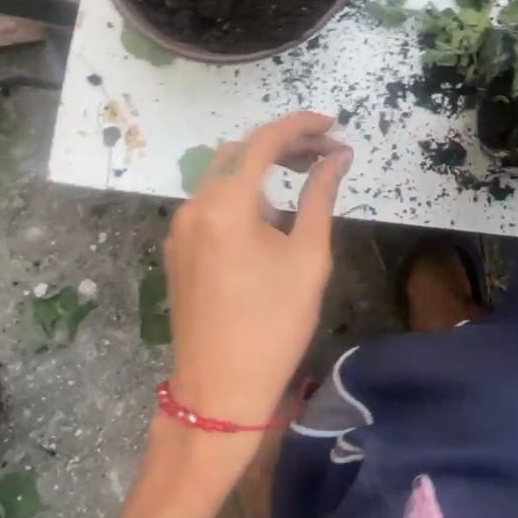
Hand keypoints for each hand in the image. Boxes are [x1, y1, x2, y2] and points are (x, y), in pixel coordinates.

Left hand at [164, 111, 352, 425]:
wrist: (220, 393)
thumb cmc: (273, 324)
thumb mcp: (308, 256)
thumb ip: (320, 196)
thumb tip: (338, 156)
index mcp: (225, 204)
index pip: (264, 141)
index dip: (301, 125)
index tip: (333, 124)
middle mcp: (194, 206)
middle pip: (240, 152)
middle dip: (284, 143)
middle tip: (326, 152)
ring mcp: (181, 229)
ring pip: (223, 174)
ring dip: (262, 165)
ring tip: (304, 173)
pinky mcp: (179, 249)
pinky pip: (211, 201)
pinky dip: (243, 190)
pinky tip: (271, 209)